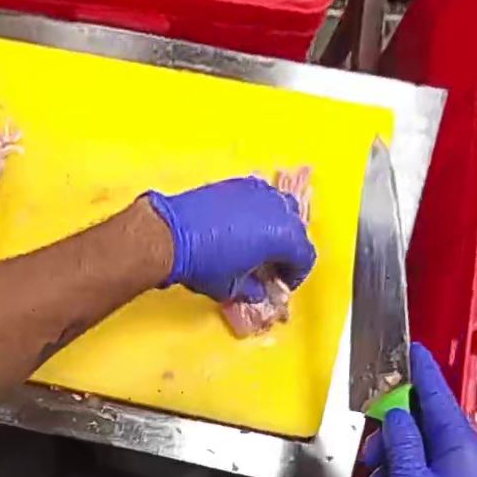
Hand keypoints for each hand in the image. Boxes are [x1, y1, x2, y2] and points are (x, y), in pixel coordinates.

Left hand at [141, 177, 315, 301]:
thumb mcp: (231, 288)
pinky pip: (257, 201)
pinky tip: (239, 232)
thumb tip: (257, 291)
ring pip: (279, 210)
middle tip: (272, 268)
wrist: (171, 234)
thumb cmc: (205, 264)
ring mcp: (258, 191)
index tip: (282, 284)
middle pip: (296, 230)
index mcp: (283, 235)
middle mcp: (277, 208)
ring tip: (256, 249)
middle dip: (287, 251)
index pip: (305, 256)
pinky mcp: (237, 185)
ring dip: (273, 230)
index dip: (296, 275)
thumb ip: (252, 290)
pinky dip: (256, 216)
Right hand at [364, 342, 476, 476]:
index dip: (421, 372)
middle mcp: (463, 455)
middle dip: (387, 450)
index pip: (436, 396)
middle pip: (415, 431)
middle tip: (372, 467)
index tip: (413, 349)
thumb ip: (401, 443)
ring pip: (410, 461)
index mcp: (459, 444)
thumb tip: (397, 412)